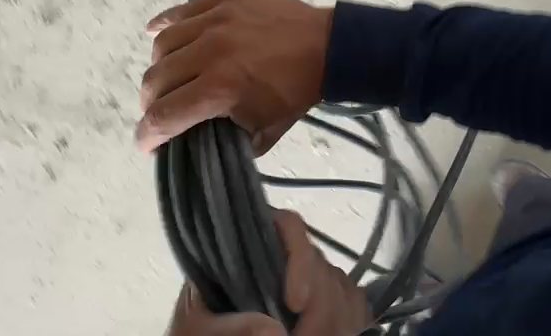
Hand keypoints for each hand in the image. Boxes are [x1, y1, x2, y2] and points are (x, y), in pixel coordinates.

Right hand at [137, 0, 330, 153]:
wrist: (326, 46)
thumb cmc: (295, 92)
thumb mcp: (261, 132)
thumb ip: (223, 141)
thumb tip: (193, 144)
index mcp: (218, 88)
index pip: (162, 115)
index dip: (147, 135)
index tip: (146, 143)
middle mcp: (210, 50)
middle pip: (156, 79)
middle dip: (151, 103)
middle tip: (161, 110)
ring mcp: (217, 19)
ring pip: (164, 44)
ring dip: (160, 66)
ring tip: (169, 76)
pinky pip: (183, 10)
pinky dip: (164, 24)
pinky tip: (156, 34)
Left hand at [165, 210, 371, 335]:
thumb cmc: (196, 327)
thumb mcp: (198, 327)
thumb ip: (229, 328)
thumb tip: (275, 331)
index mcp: (249, 245)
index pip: (288, 226)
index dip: (299, 258)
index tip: (295, 303)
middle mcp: (283, 255)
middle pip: (319, 264)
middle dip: (318, 310)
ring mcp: (308, 278)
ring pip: (340, 285)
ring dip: (336, 319)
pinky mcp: (325, 302)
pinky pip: (354, 301)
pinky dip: (353, 320)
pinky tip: (341, 335)